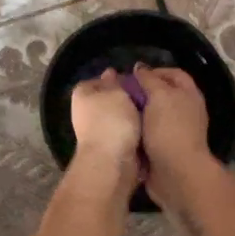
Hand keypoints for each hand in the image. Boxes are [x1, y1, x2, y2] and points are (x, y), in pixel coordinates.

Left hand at [66, 69, 141, 204]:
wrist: (111, 162)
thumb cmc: (112, 121)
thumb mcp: (116, 93)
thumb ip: (114, 82)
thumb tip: (109, 73)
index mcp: (82, 94)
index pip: (99, 80)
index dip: (117, 80)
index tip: (135, 83)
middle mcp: (85, 112)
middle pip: (110, 100)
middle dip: (127, 99)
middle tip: (147, 96)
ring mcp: (97, 131)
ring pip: (119, 118)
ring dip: (133, 117)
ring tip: (152, 111)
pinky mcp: (109, 147)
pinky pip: (125, 133)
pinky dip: (135, 132)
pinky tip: (149, 128)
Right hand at [132, 65, 215, 208]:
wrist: (176, 173)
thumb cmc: (169, 129)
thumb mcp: (160, 96)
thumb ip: (149, 79)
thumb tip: (140, 67)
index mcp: (188, 94)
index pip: (173, 74)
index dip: (154, 71)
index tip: (132, 76)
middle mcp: (184, 111)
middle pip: (161, 94)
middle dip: (141, 93)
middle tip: (119, 92)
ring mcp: (174, 131)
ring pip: (151, 115)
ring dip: (135, 113)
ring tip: (115, 109)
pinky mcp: (163, 148)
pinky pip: (146, 134)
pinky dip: (135, 131)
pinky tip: (120, 129)